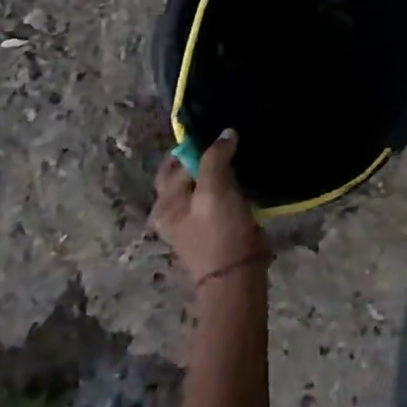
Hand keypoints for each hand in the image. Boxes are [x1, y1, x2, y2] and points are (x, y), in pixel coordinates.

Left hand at [149, 129, 264, 284]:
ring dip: (215, 168)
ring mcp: (192, 219)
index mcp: (166, 203)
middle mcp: (173, 210)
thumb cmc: (220, 231)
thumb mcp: (215, 191)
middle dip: (202, 155)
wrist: (237, 275)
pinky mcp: (213, 224)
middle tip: (227, 140)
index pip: (176, 163)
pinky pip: (215, 195)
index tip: (218, 131)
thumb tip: (226, 133)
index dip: (195, 146)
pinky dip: (224, 182)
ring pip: (201, 183)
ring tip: (236, 152)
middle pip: (184, 173)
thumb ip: (216, 158)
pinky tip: (240, 175)